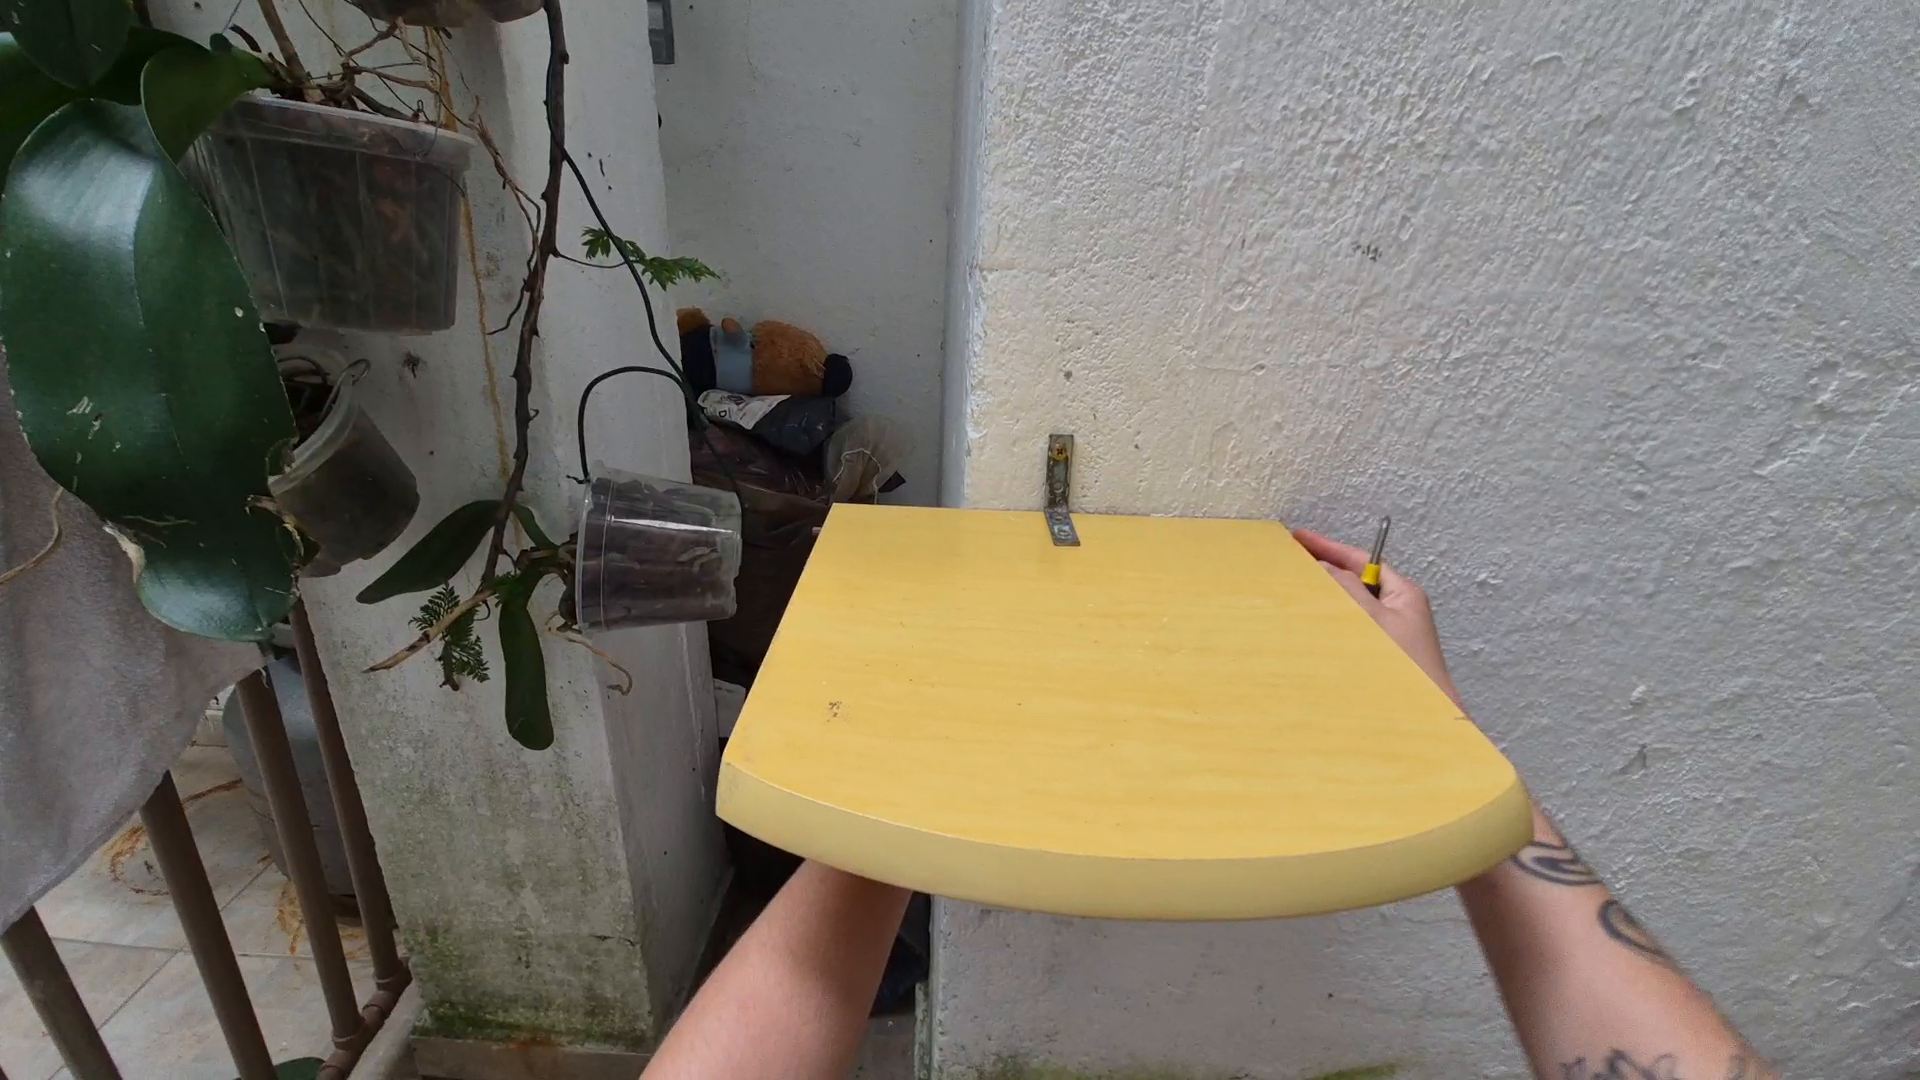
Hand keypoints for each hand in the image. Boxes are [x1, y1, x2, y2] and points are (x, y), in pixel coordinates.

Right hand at [1292, 527, 1459, 704]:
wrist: (1426, 720)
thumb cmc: (1406, 667)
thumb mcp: (1371, 616)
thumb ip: (1346, 586)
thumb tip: (1324, 565)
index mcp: (1403, 594)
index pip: (1361, 561)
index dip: (1328, 547)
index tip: (1299, 538)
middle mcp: (1398, 612)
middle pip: (1354, 581)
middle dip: (1324, 573)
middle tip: (1292, 564)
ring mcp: (1388, 635)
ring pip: (1350, 607)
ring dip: (1325, 601)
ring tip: (1294, 595)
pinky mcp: (1379, 656)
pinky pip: (1348, 629)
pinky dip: (1329, 624)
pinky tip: (1309, 628)